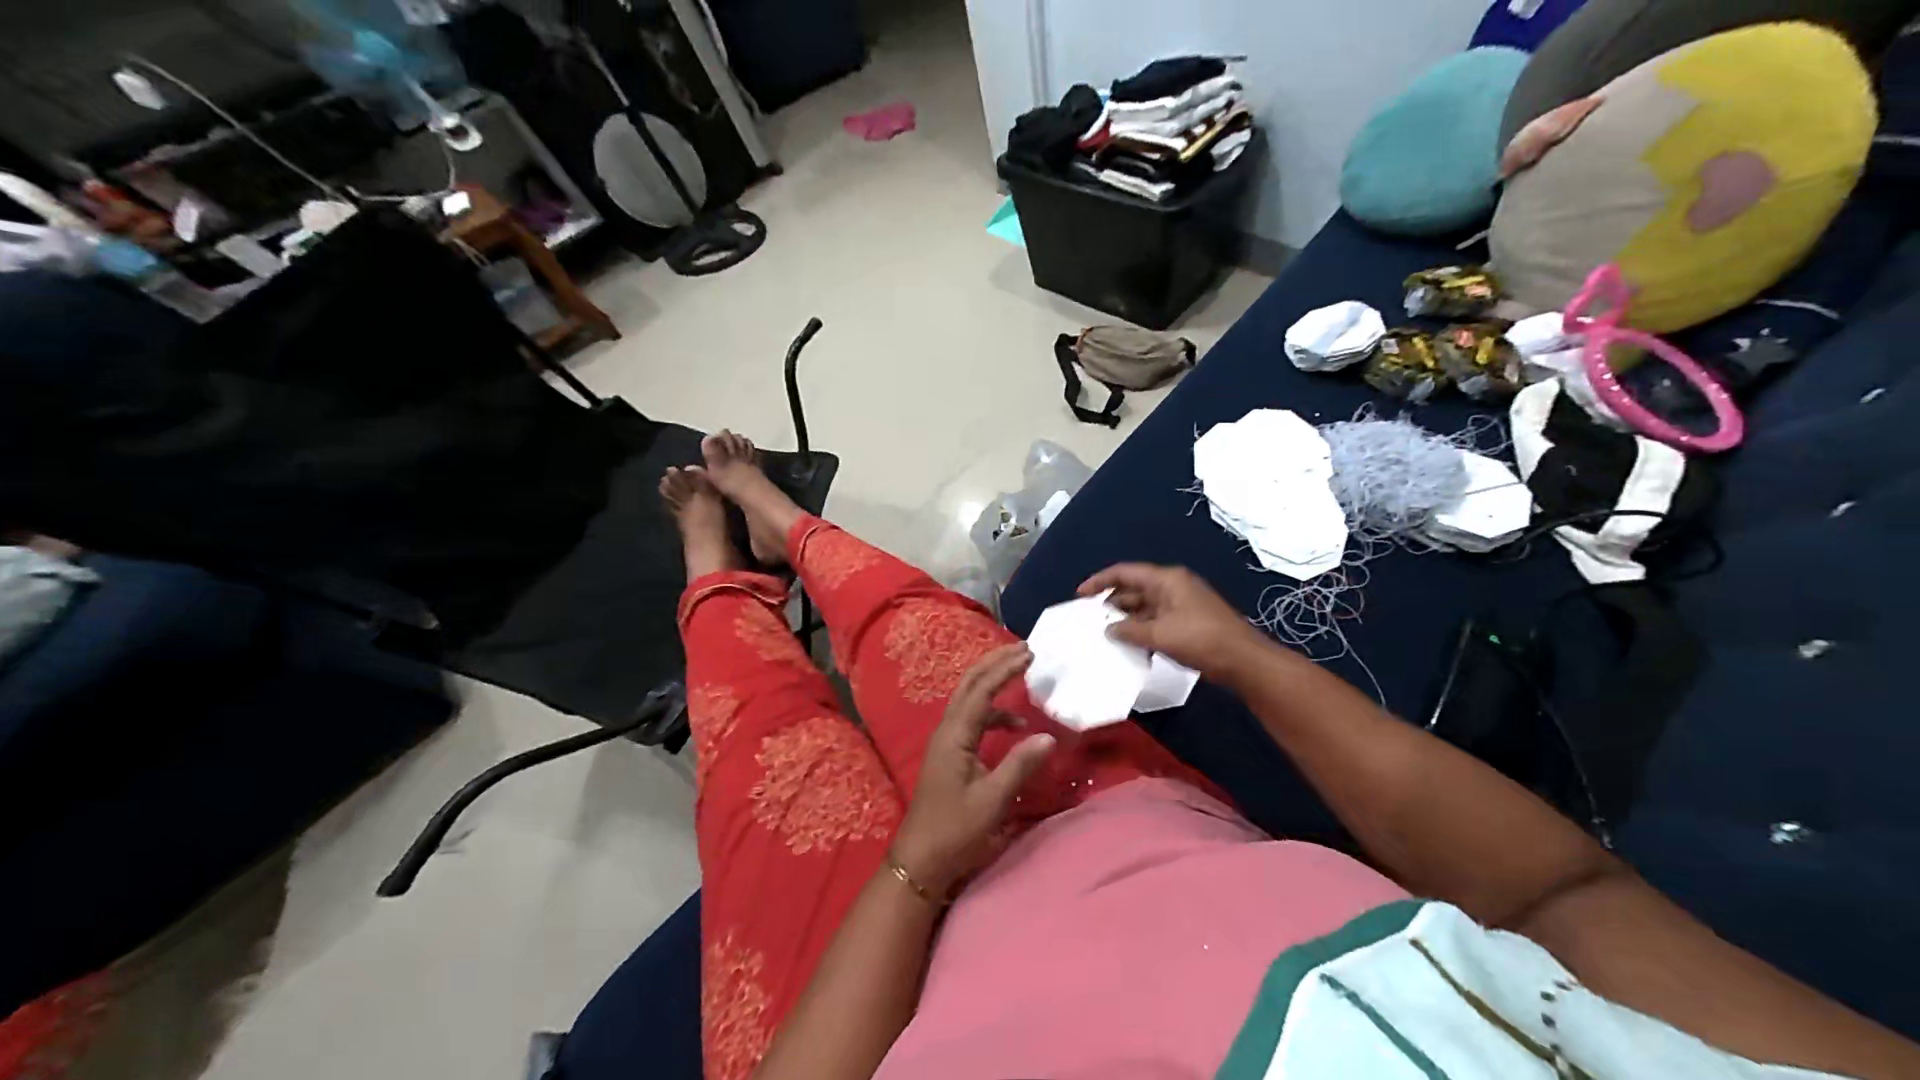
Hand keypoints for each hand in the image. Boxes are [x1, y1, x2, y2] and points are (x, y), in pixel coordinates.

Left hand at [891, 643, 1055, 897]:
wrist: (920, 860)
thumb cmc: (955, 830)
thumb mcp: (992, 800)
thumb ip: (1020, 765)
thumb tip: (1047, 735)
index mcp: (955, 735)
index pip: (981, 690)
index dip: (1005, 669)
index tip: (1029, 653)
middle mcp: (947, 730)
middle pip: (969, 684)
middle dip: (995, 663)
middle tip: (1024, 649)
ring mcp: (946, 741)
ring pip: (969, 699)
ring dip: (993, 683)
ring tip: (1021, 674)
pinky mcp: (950, 754)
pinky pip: (972, 720)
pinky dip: (993, 712)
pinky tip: (1014, 725)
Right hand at [1079, 563, 1266, 682]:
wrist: (1244, 661)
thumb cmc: (1201, 640)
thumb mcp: (1160, 635)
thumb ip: (1129, 631)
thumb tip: (1109, 630)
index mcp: (1167, 580)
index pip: (1125, 572)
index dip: (1100, 581)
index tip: (1080, 595)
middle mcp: (1173, 587)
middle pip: (1134, 589)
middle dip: (1111, 603)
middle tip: (1089, 619)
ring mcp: (1181, 605)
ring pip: (1144, 607)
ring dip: (1125, 619)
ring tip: (1104, 634)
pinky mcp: (1187, 623)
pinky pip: (1155, 621)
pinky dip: (1140, 630)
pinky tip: (1128, 644)